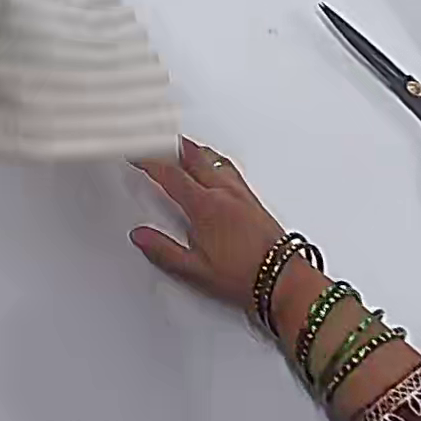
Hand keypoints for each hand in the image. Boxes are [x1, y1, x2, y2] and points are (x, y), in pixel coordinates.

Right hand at [131, 137, 288, 311]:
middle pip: (191, 156)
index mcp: (205, 206)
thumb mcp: (195, 270)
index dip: (149, 160)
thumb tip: (141, 236)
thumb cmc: (246, 276)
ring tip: (177, 144)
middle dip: (167, 144)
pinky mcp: (252, 198)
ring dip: (190, 148)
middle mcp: (223, 193)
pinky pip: (227, 166)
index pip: (170, 174)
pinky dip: (211, 157)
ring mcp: (239, 193)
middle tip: (152, 139)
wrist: (285, 280)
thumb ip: (163, 250)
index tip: (135, 154)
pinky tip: (212, 162)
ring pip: (211, 157)